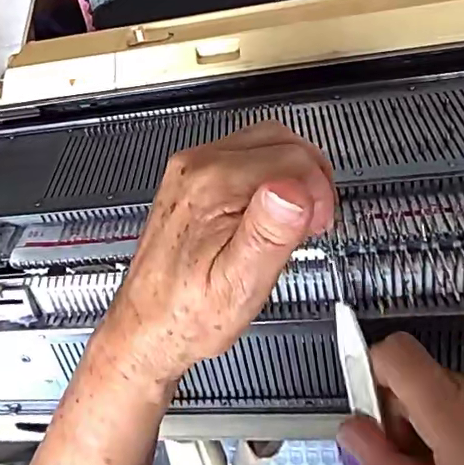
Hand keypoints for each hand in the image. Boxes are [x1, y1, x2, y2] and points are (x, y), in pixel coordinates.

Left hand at [91, 122, 335, 388]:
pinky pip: (247, 154)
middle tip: (316, 217)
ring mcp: (192, 168)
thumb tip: (294, 191)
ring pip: (265, 141)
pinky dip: (272, 173)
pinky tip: (274, 209)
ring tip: (298, 215)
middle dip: (310, 175)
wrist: (146, 325)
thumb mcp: (239, 285)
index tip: (318, 223)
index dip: (317, 191)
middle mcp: (197, 166)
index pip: (292, 157)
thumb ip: (269, 233)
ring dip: (294, 171)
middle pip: (280, 138)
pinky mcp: (193, 176)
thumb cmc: (186, 314)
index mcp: (212, 186)